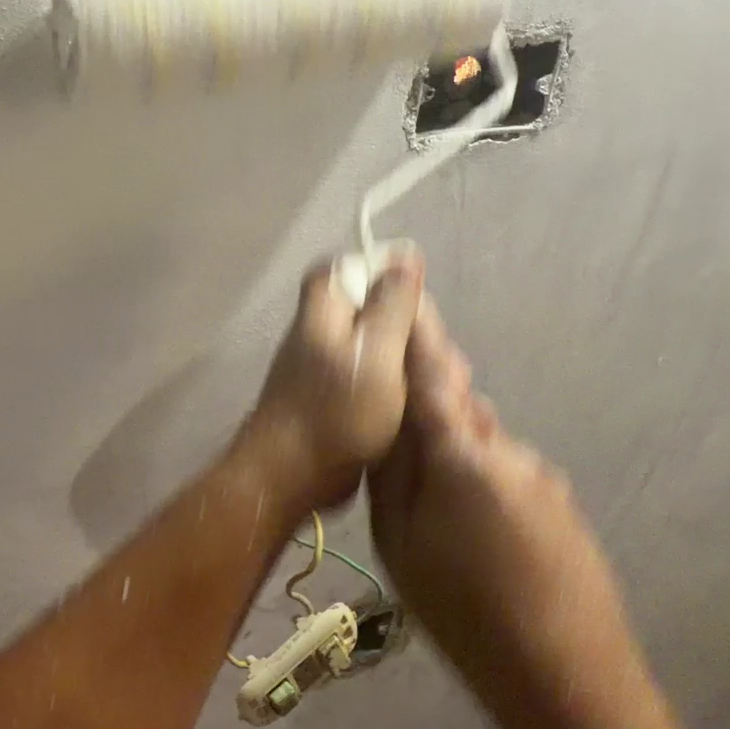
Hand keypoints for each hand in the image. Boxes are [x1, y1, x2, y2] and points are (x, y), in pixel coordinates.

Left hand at [242, 244, 424, 508]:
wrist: (292, 475)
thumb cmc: (336, 411)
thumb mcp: (376, 353)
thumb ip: (390, 306)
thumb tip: (403, 254)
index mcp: (321, 314)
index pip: (340, 270)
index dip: (376, 273)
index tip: (414, 298)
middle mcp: (316, 335)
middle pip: (364, 309)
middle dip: (405, 325)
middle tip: (437, 354)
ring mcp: (320, 369)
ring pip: (372, 347)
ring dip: (407, 362)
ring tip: (437, 383)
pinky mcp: (330, 400)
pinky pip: (369, 379)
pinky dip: (395, 387)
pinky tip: (420, 405)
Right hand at [368, 296, 639, 720]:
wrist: (565, 675)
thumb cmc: (460, 604)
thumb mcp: (398, 537)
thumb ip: (394, 469)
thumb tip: (392, 419)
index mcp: (460, 452)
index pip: (430, 370)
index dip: (416, 324)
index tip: (407, 280)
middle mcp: (506, 450)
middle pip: (457, 404)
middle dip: (425, 396)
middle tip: (392, 416)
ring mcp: (541, 478)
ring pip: (480, 443)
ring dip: (451, 451)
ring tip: (428, 506)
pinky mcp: (559, 507)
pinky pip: (504, 472)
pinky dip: (477, 482)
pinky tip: (469, 533)